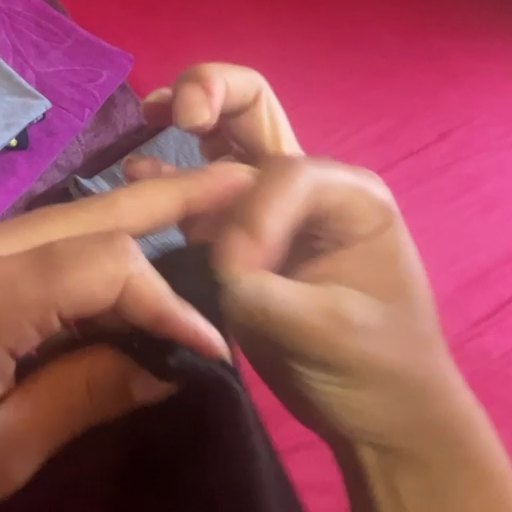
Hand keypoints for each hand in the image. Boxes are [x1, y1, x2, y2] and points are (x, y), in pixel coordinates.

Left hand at [0, 164, 256, 511]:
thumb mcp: (4, 449)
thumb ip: (89, 391)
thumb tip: (167, 363)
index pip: (108, 266)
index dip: (168, 302)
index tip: (213, 351)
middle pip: (87, 218)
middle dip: (165, 201)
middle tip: (238, 179)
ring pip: (59, 223)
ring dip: (123, 224)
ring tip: (192, 211)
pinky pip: (29, 244)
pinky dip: (80, 250)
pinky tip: (114, 262)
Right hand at [129, 64, 467, 454]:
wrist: (375, 418)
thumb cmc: (375, 369)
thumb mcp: (326, 331)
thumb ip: (262, 290)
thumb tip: (213, 263)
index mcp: (346, 194)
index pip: (281, 174)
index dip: (250, 218)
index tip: (238, 275)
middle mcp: (304, 184)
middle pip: (253, 110)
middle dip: (210, 93)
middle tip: (174, 112)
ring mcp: (264, 205)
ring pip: (218, 140)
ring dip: (181, 120)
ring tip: (148, 114)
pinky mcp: (232, 233)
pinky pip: (193, 191)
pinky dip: (164, 174)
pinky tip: (136, 169)